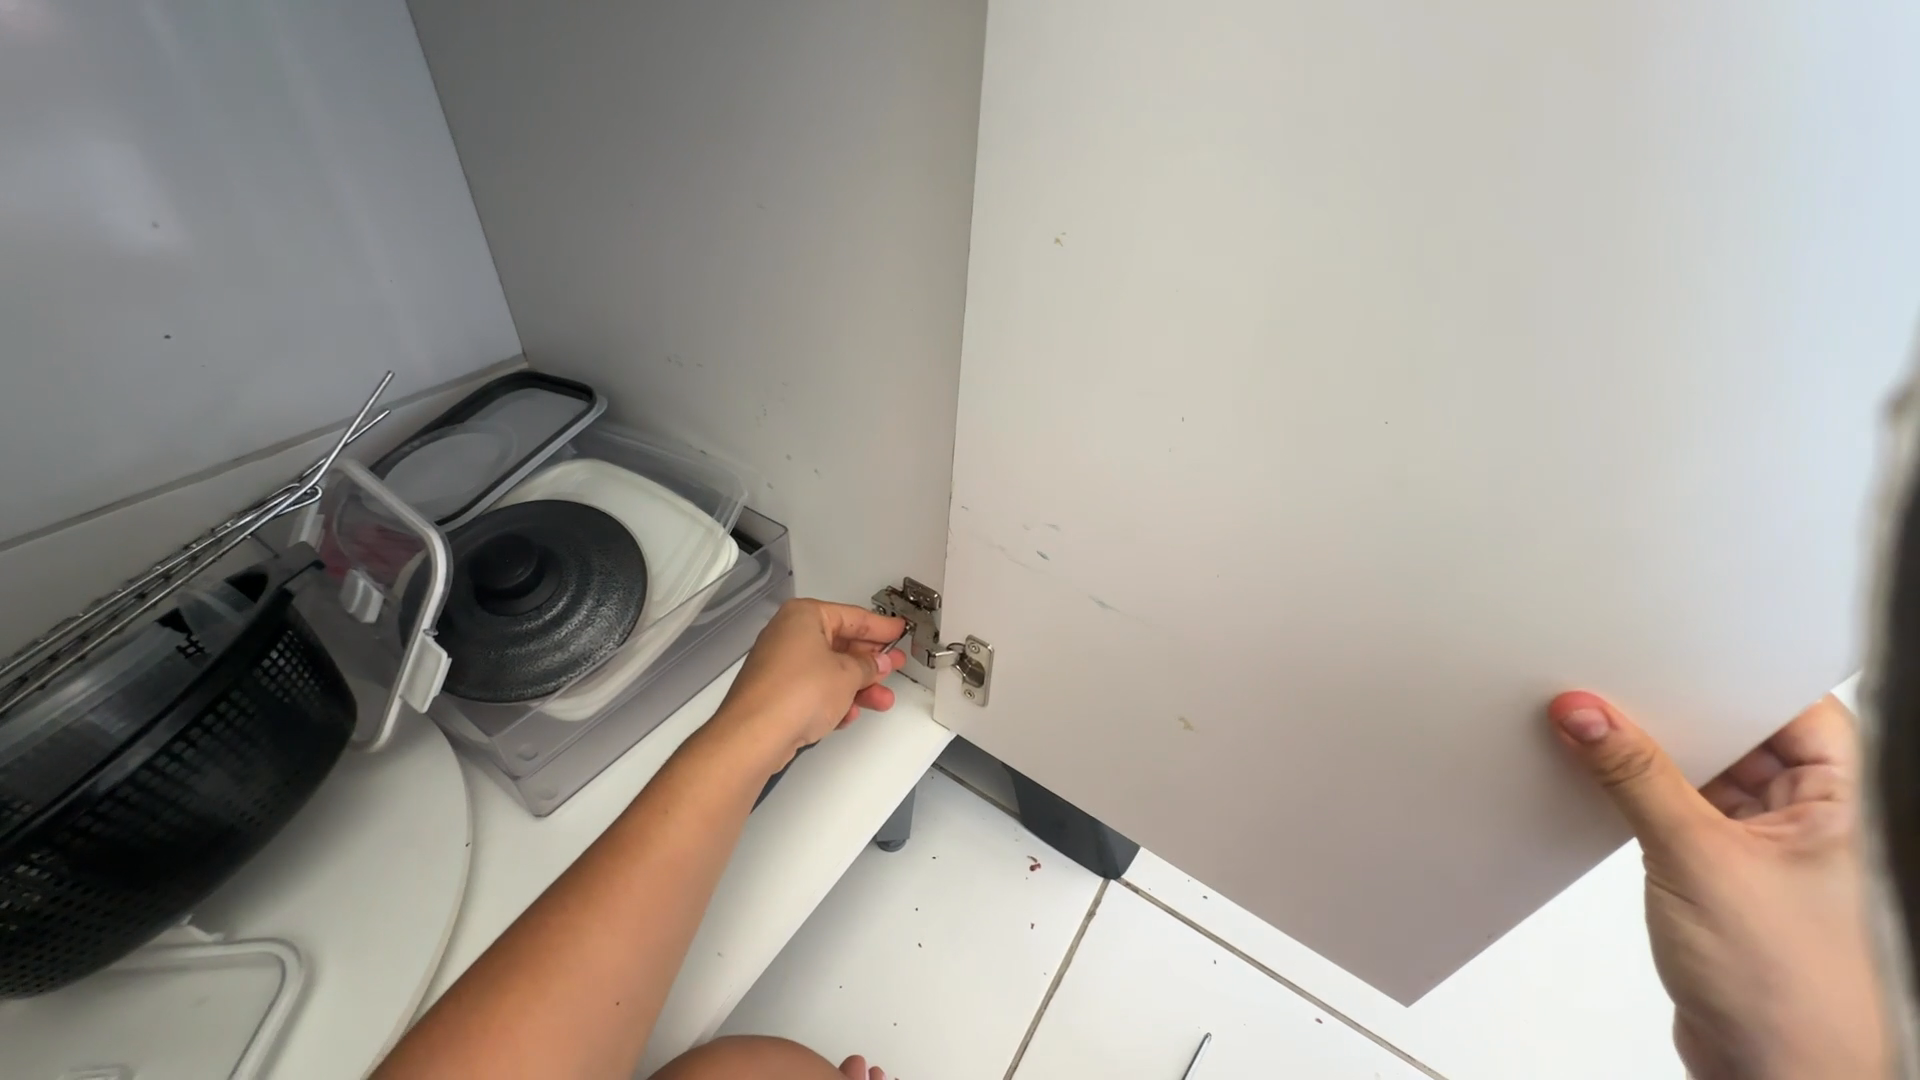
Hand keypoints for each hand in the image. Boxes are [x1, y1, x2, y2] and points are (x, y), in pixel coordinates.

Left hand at [709, 599, 907, 767]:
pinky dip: (834, 700)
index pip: (852, 616)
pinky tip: (848, 713)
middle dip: (870, 661)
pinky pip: (814, 691)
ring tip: (881, 699)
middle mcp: (788, 636)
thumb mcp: (848, 674)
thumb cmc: (793, 694)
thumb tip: (878, 663)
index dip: (880, 626)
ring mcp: (780, 665)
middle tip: (893, 665)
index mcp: (804, 617)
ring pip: (829, 670)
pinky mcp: (777, 693)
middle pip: (840, 644)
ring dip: (857, 686)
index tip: (897, 630)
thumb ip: (869, 666)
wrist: (756, 735)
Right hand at [1549, 692, 1888, 1079]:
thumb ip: (1635, 777)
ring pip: (1699, 769)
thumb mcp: (1699, 858)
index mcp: (1844, 809)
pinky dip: (1632, 789)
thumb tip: (1586, 712)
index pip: (1795, 709)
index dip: (1732, 673)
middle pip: (1737, 734)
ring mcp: (1760, 844)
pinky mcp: (1714, 866)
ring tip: (1594, 733)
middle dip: (1673, 711)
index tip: (1663, 651)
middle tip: (1610, 689)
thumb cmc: (1792, 990)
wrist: (1772, 1072)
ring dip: (1646, 754)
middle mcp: (1808, 821)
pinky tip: (1597, 780)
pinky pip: (1670, 803)